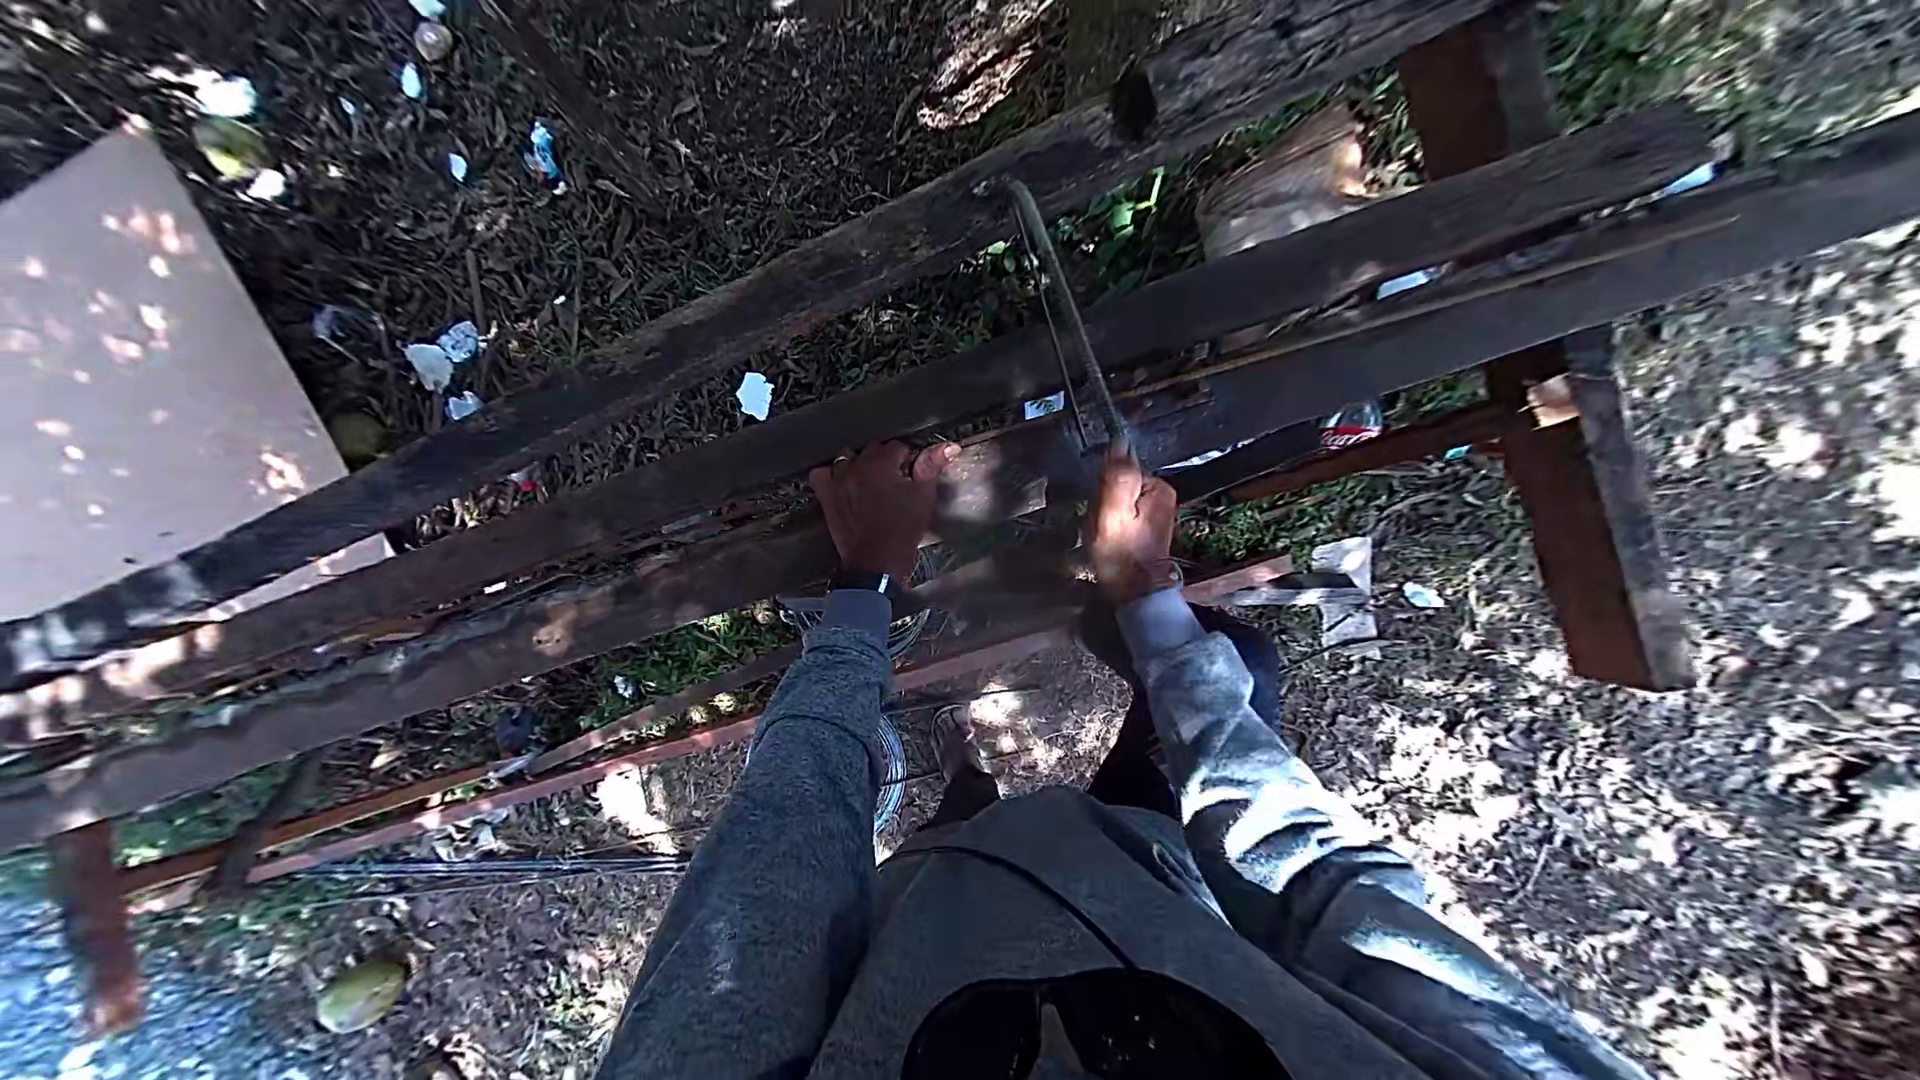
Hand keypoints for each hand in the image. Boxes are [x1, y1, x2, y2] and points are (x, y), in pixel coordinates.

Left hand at [809, 441, 959, 582]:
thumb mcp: (923, 497)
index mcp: (881, 464)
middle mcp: (856, 467)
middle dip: (885, 462)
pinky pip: (822, 474)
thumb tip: (948, 447)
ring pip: (848, 459)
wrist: (877, 563)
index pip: (897, 447)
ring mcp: (838, 481)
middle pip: (873, 450)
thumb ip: (930, 467)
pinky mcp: (826, 497)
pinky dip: (831, 476)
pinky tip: (843, 484)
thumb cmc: (903, 531)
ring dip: (860, 466)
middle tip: (895, 484)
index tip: (911, 477)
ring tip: (871, 485)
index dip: (907, 461)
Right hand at [1086, 447, 1179, 603]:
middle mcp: (1161, 496)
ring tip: (1104, 531)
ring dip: (1104, 512)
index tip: (1101, 506)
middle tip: (1102, 522)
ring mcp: (1154, 512)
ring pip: (1117, 498)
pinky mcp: (1146, 526)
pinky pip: (1120, 513)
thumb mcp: (1112, 511)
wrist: (1134, 591)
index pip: (1120, 467)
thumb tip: (1119, 443)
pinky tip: (1109, 538)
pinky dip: (1110, 523)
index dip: (1102, 484)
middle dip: (1103, 499)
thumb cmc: (1121, 554)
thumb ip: (1117, 477)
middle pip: (1119, 482)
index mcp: (1158, 487)